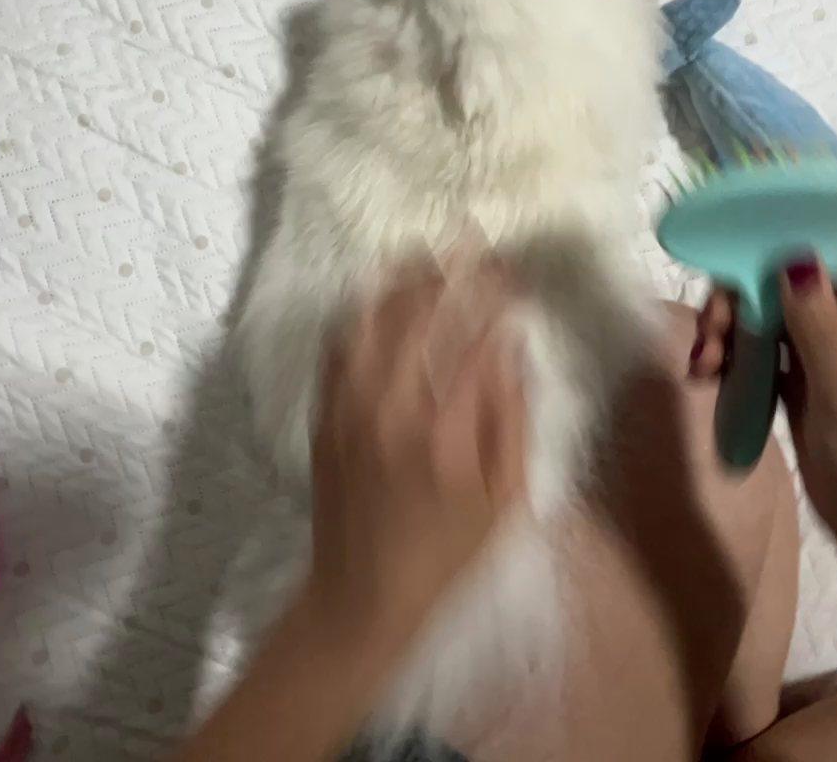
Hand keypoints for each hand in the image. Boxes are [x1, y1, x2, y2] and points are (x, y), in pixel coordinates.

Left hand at [305, 260, 528, 638]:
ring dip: (401, 280)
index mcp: (445, 428)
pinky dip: (360, 312)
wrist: (359, 593)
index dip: (496, 298)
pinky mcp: (324, 411)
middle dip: (450, 271)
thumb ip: (512, 417)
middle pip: (419, 314)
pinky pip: (339, 345)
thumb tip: (511, 346)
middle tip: (471, 245)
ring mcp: (349, 404)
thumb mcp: (503, 499)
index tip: (511, 275)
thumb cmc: (444, 553)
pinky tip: (376, 293)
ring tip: (426, 253)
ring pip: (373, 319)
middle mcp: (391, 404)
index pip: (474, 338)